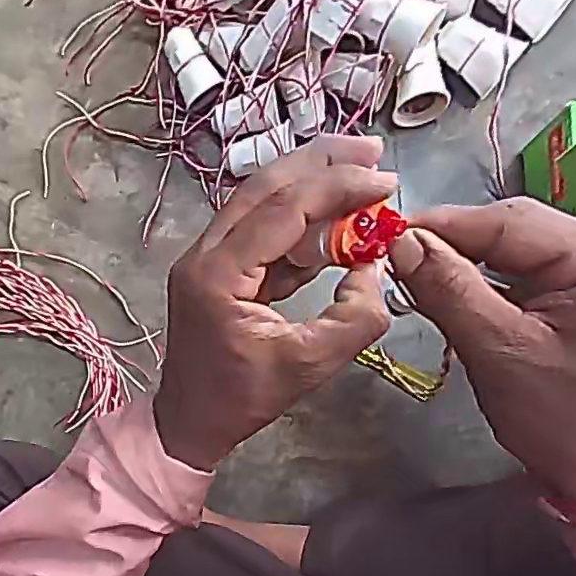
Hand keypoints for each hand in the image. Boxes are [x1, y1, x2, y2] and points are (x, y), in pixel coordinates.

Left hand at [154, 136, 396, 469]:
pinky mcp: (216, 271)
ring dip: (308, 186)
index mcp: (217, 274)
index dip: (339, 188)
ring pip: (259, 202)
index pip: (284, 208)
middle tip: (372, 153)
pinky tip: (332, 225)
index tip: (386, 183)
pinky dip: (297, 223)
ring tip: (359, 178)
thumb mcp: (310, 366)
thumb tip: (373, 267)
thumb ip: (356, 318)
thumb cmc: (241, 400)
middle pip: (264, 186)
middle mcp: (203, 254)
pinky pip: (258, 232)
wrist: (190, 422)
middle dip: (321, 163)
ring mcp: (205, 259)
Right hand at [392, 198, 575, 505]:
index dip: (443, 226)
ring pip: (512, 247)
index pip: (512, 223)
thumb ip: (449, 291)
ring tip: (413, 271)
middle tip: (394, 254)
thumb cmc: (562, 420)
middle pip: (514, 229)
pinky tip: (447, 286)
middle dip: (450, 243)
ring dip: (460, 260)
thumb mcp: (498, 352)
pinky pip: (519, 268)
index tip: (390, 233)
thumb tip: (403, 244)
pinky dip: (478, 277)